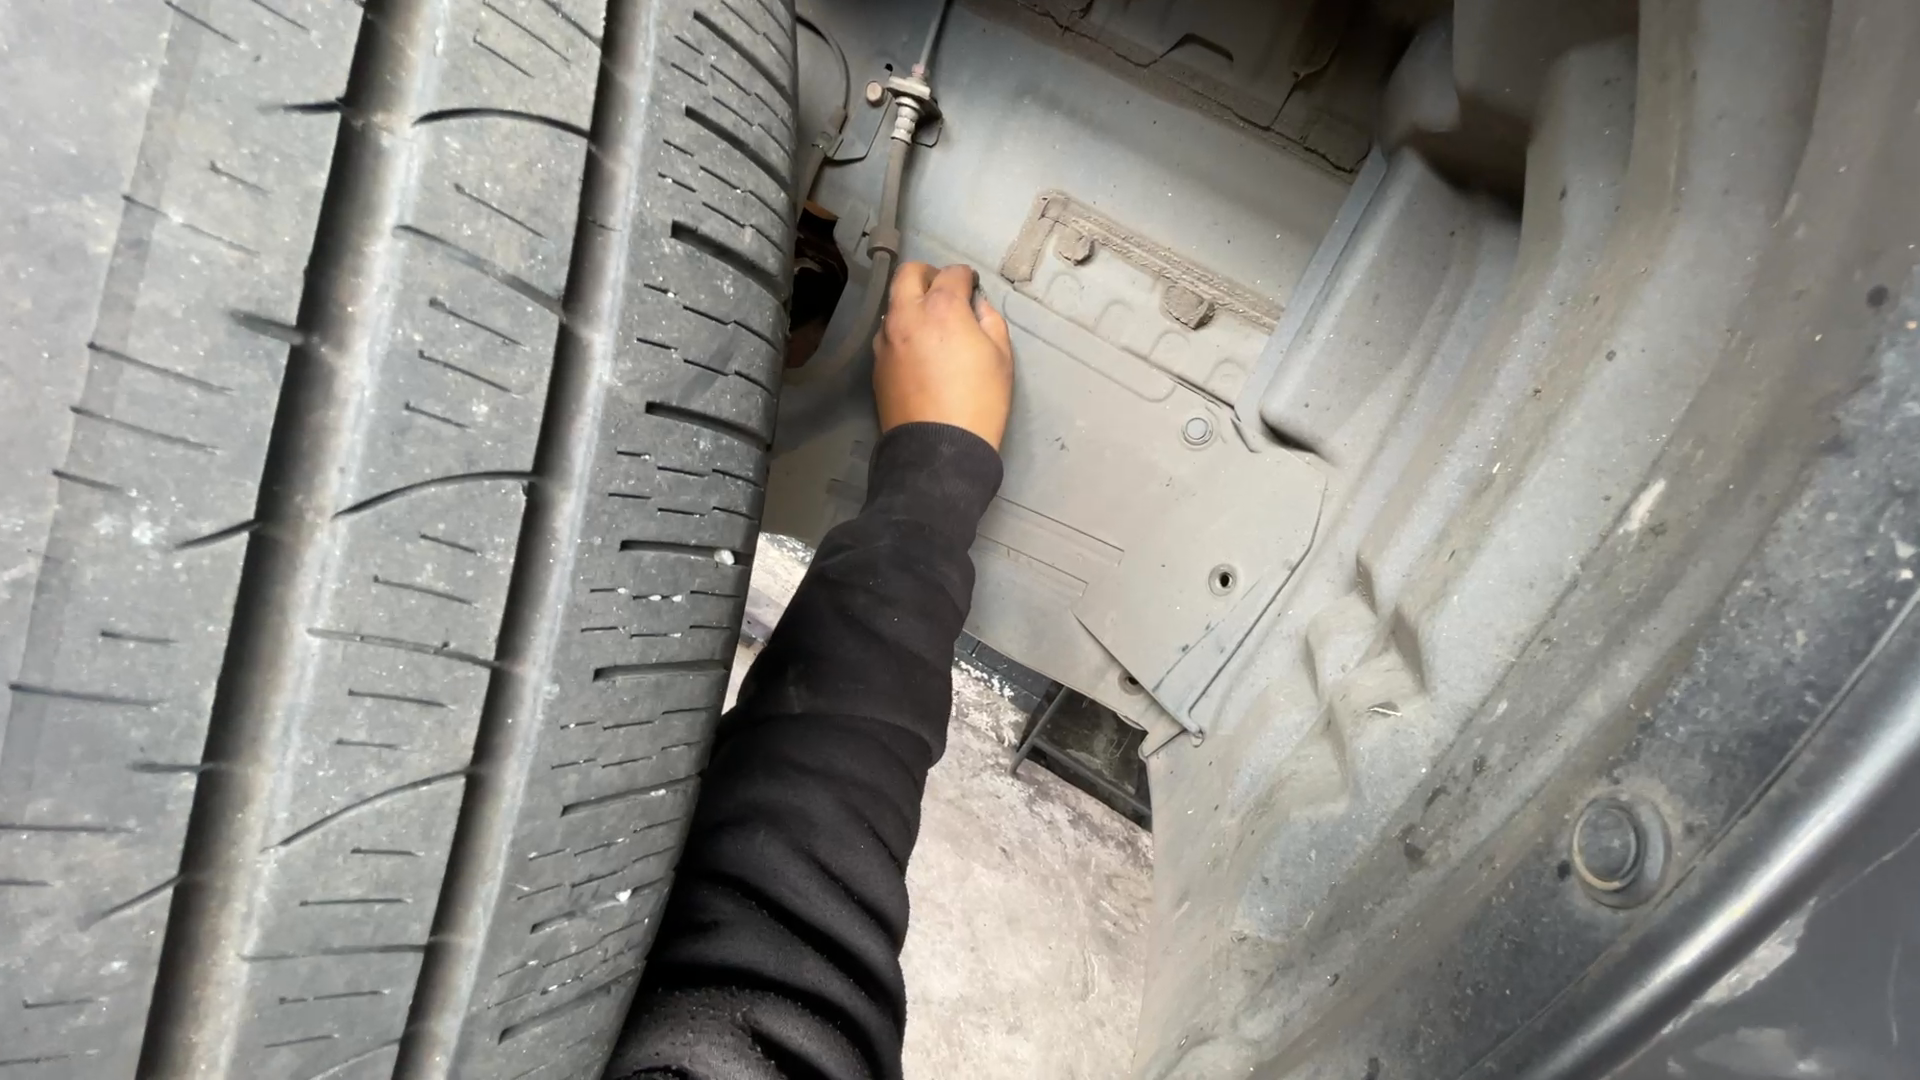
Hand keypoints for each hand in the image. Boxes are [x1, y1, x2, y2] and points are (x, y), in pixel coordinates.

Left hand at [872, 262, 1014, 449]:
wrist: (940, 448)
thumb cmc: (979, 402)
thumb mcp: (1001, 358)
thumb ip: (991, 322)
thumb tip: (977, 308)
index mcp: (942, 308)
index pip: (952, 274)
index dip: (966, 277)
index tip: (973, 286)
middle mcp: (906, 316)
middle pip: (909, 274)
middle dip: (928, 275)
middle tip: (944, 291)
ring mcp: (886, 341)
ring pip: (892, 305)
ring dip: (910, 304)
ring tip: (929, 325)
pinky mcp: (877, 365)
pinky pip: (887, 336)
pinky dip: (901, 332)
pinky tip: (916, 352)